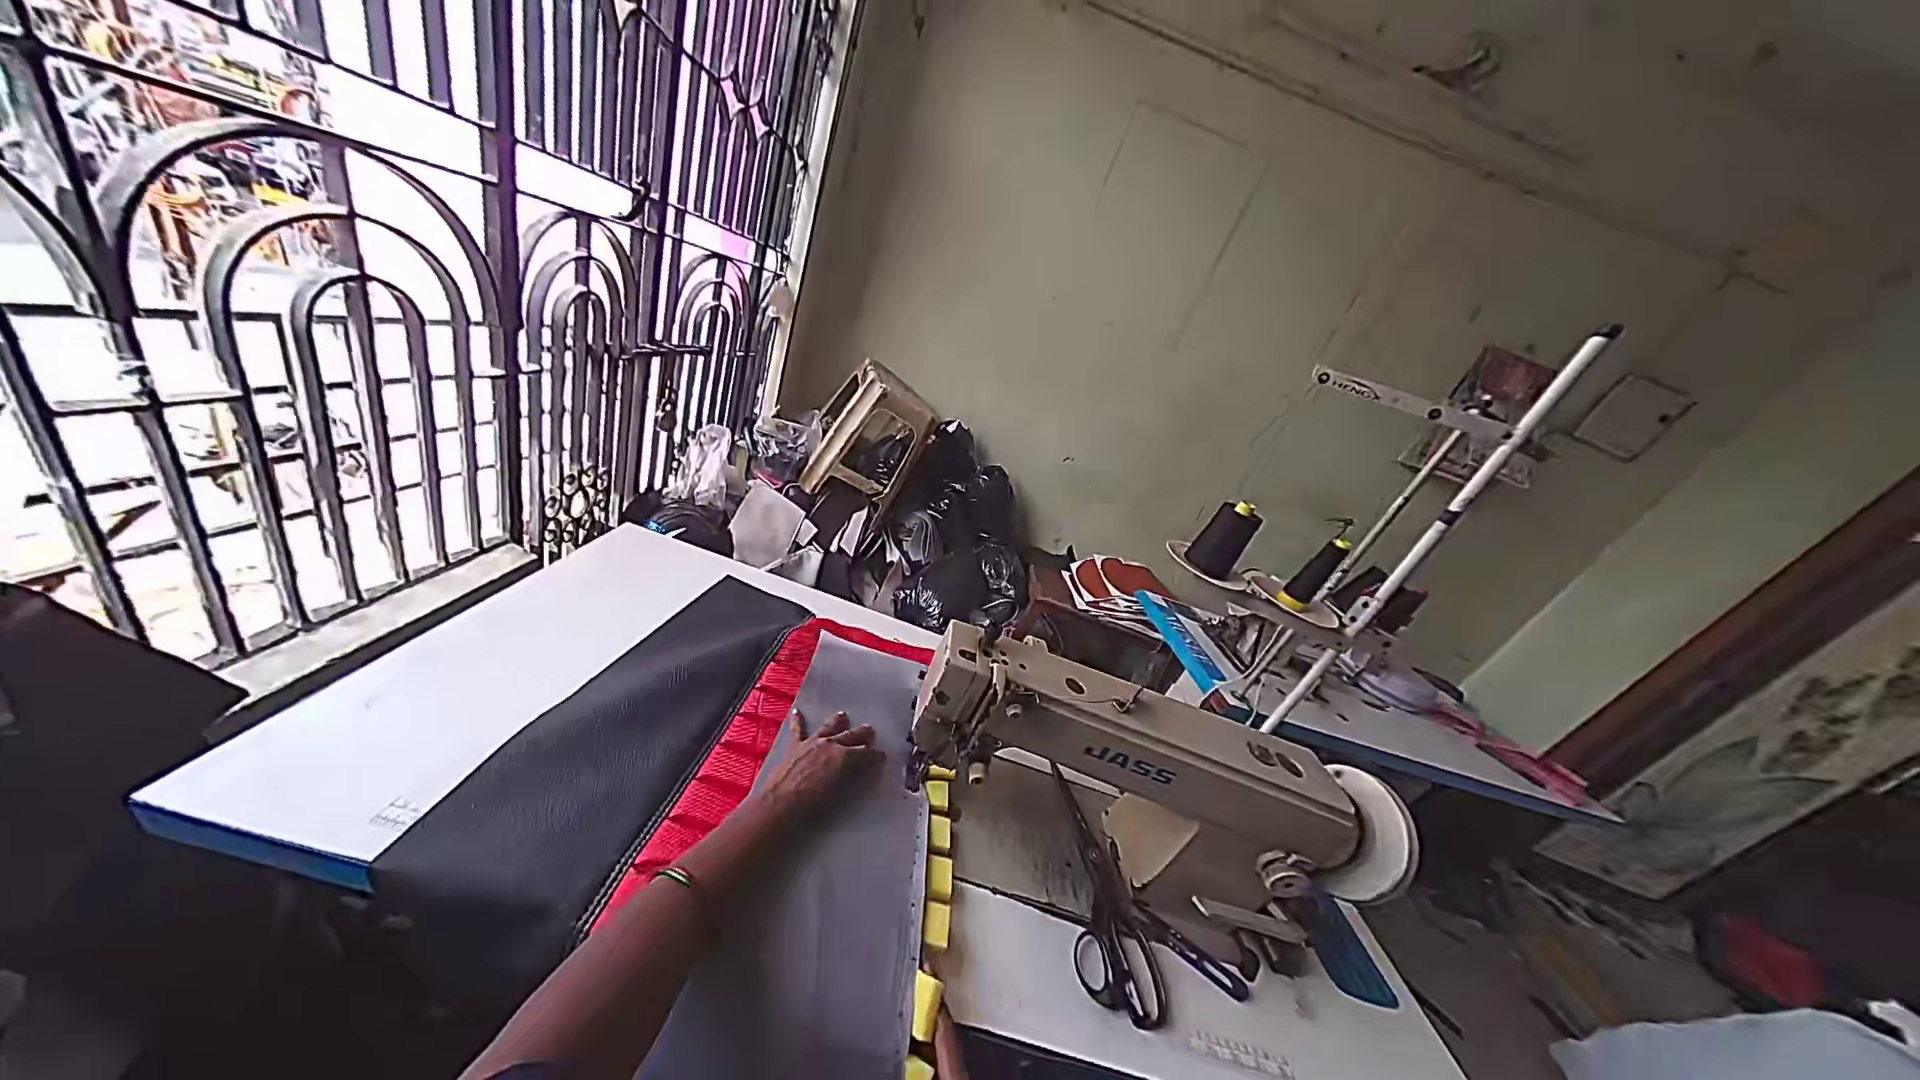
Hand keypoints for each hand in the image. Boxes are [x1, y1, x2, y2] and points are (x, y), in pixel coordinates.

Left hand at [755, 710, 883, 815]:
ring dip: (837, 721)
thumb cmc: (812, 806)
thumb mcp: (839, 793)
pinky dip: (797, 720)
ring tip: (843, 715)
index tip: (881, 755)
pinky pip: (797, 729)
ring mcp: (812, 742)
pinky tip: (797, 712)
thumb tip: (858, 769)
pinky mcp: (795, 746)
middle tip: (870, 731)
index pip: (866, 754)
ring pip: (828, 727)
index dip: (875, 755)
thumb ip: (850, 777)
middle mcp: (831, 745)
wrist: (780, 804)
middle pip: (851, 736)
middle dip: (863, 733)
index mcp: (845, 757)